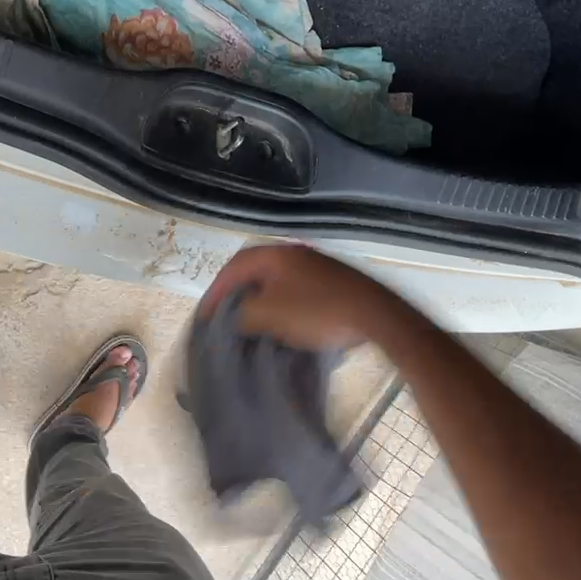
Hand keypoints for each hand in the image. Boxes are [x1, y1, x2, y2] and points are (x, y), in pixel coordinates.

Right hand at [199, 244, 422, 352]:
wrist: (376, 316)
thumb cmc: (316, 312)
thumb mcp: (268, 315)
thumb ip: (241, 314)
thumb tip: (233, 318)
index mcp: (274, 255)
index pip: (232, 268)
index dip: (215, 292)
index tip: (204, 316)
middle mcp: (292, 254)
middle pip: (252, 273)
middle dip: (235, 296)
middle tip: (223, 318)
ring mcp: (315, 266)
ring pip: (274, 283)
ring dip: (258, 302)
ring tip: (248, 325)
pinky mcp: (331, 283)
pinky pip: (293, 292)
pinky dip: (280, 307)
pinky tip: (281, 325)